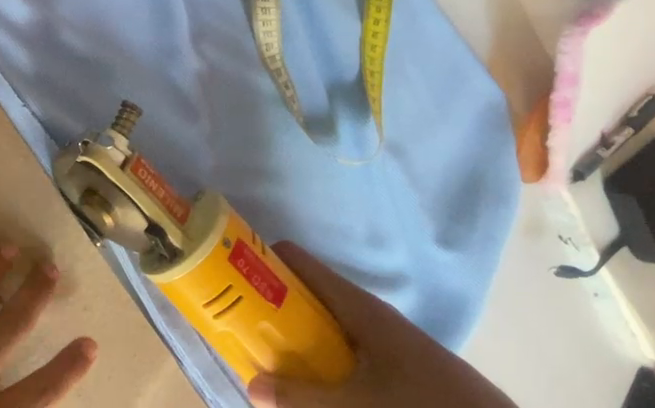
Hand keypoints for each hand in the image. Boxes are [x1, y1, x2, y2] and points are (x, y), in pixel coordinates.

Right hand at [248, 243, 516, 407]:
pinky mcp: (401, 369)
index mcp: (357, 306)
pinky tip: (318, 391)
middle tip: (241, 328)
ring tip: (269, 362)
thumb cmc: (424, 407)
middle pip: (308, 295)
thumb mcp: (358, 407)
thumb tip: (251, 386)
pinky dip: (325, 363)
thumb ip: (303, 398)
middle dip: (273, 309)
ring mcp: (387, 342)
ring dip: (297, 340)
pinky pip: (348, 353)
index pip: (298, 261)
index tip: (229, 278)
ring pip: (328, 327)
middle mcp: (369, 315)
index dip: (261, 262)